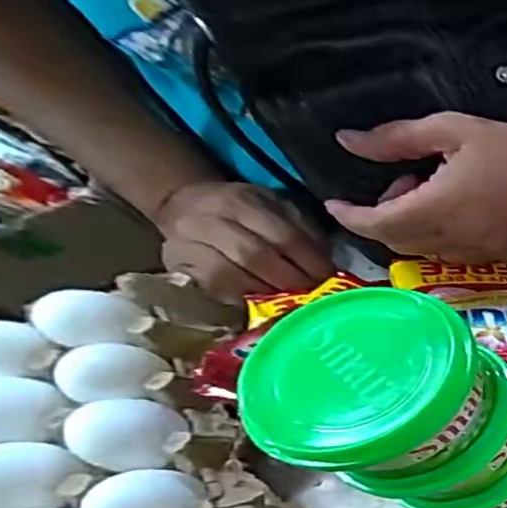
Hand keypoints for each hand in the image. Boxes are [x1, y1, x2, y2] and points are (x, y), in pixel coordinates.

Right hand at [155, 183, 332, 302]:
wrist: (184, 204)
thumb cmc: (247, 213)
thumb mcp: (280, 211)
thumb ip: (305, 233)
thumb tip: (331, 267)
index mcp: (242, 203)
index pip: (284, 237)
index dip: (311, 262)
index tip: (330, 279)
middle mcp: (209, 219)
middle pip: (256, 256)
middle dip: (291, 280)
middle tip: (313, 296)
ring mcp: (185, 241)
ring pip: (228, 274)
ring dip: (266, 292)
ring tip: (290, 302)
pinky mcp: (175, 263)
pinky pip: (209, 286)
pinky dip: (239, 298)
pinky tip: (261, 304)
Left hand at [325, 113, 506, 260]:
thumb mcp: (449, 128)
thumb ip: (394, 138)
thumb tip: (346, 141)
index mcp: (438, 207)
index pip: (377, 224)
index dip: (349, 216)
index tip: (333, 203)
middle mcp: (456, 238)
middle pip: (398, 243)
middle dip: (383, 220)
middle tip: (399, 186)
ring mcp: (480, 251)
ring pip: (425, 253)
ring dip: (412, 231)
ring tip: (430, 197)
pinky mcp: (499, 255)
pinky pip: (453, 256)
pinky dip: (438, 241)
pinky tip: (455, 214)